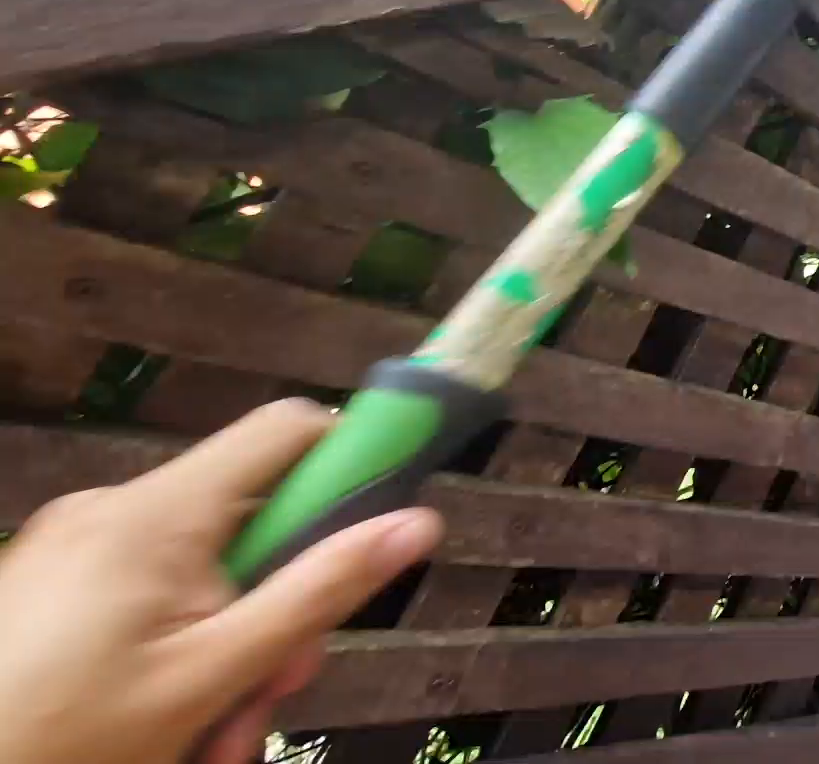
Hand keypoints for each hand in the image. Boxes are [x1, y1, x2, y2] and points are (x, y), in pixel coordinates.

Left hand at [0, 398, 444, 763]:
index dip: (353, 452)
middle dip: (293, 589)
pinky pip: (164, 585)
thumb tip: (424, 522)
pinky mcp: (54, 583)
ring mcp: (79, 546)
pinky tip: (182, 709)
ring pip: (219, 559)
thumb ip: (321, 590)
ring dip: (247, 630)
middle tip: (285, 674)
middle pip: (262, 511)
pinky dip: (194, 635)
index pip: (292, 428)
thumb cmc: (55, 742)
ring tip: (224, 720)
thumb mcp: (209, 676)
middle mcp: (118, 509)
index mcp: (156, 512)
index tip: (382, 511)